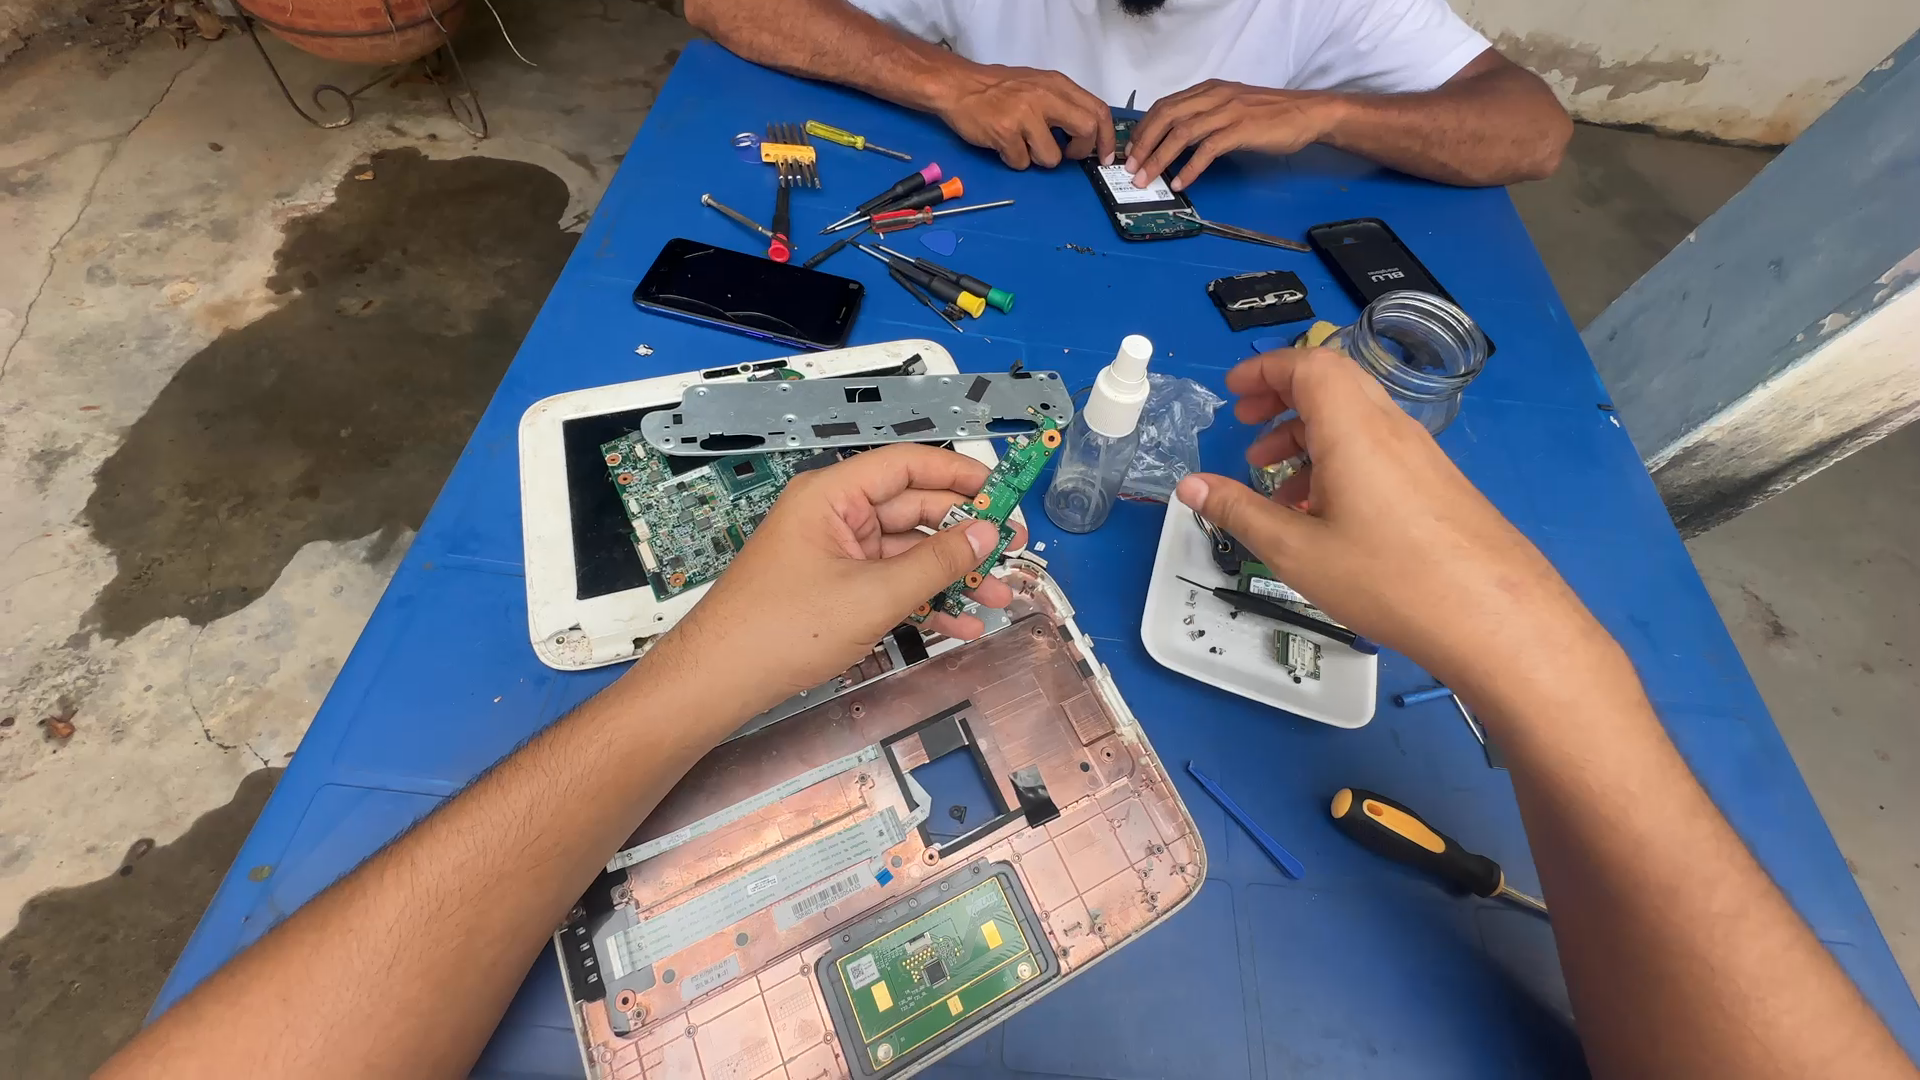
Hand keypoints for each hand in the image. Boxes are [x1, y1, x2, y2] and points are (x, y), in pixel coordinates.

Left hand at [649, 444, 1023, 717]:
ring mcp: (839, 554)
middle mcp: (837, 516)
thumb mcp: (873, 594)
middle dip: (965, 535)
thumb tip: (988, 533)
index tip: (1004, 491)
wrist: (720, 683)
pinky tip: (961, 623)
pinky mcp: (839, 587)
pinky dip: (925, 600)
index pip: (908, 465)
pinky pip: (892, 583)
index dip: (960, 474)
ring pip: (909, 553)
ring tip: (997, 595)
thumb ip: (936, 563)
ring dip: (952, 575)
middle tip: (1013, 552)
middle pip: (915, 511)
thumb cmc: (782, 629)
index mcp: (834, 495)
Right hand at [931, 63, 1114, 168]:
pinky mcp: (1006, 133)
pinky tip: (1004, 145)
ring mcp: (1026, 115)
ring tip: (1024, 146)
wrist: (961, 88)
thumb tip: (1086, 133)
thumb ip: (1062, 105)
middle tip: (1068, 156)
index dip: (1106, 138)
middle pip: (1086, 130)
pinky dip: (1014, 161)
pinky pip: (1022, 163)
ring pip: (1052, 157)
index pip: (1098, 110)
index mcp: (1057, 84)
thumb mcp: (1037, 86)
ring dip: (1039, 160)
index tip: (1104, 157)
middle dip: (1080, 152)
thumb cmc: (999, 90)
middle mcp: (1045, 96)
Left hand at [1125, 80, 1340, 191]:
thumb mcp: (1227, 111)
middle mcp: (1214, 96)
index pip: (1164, 106)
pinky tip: (1180, 182)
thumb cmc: (1266, 117)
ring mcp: (1227, 111)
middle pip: (1166, 117)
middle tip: (1130, 169)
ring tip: (1147, 179)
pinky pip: (1208, 148)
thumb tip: (1172, 143)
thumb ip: (1201, 120)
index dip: (1143, 130)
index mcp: (1207, 91)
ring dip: (1160, 159)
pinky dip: (1190, 168)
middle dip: (1143, 145)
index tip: (1130, 152)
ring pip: (1182, 133)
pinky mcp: (1241, 129)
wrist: (1306, 114)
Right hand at [1175, 348, 1602, 690]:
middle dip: (1280, 396)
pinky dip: (1334, 460)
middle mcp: (1389, 429)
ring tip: (1269, 476)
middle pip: (1333, 384)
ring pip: (1352, 420)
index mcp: (1353, 430)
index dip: (1264, 369)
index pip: (1309, 366)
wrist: (1495, 619)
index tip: (1231, 391)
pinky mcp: (1433, 484)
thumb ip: (1236, 510)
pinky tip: (1316, 511)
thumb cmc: (1385, 577)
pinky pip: (1374, 450)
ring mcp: (1418, 456)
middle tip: (1244, 424)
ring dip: (1304, 433)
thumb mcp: (1294, 549)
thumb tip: (1188, 486)